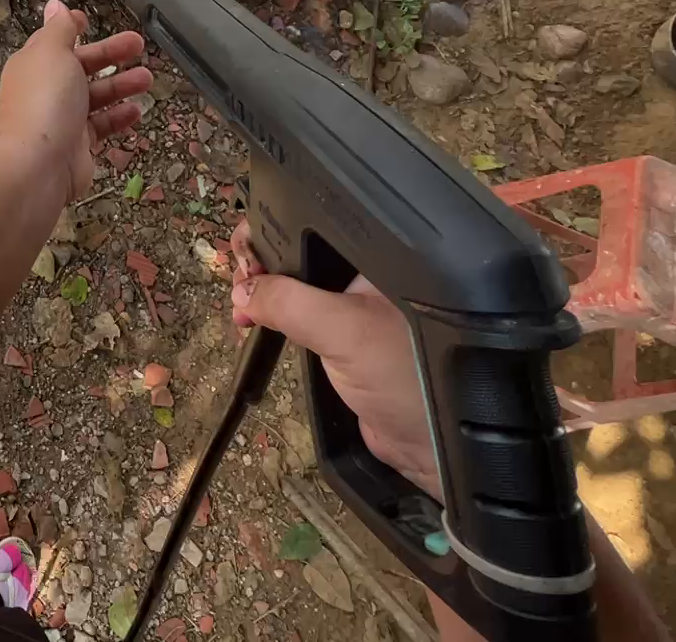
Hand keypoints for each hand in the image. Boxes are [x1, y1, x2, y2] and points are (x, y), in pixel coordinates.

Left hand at [0, 0, 151, 202]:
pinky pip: (101, 126)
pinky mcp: (76, 146)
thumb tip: (55, 4)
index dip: (72, 30)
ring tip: (148, 78)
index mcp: (34, 64)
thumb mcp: (52, 52)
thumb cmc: (45, 100)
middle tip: (140, 45)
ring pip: (95, 97)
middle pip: (80, 67)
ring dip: (120, 85)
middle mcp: (45, 90)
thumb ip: (59, 29)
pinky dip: (118, 117)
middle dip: (110, 54)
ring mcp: (61, 119)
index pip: (55, 41)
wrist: (37, 164)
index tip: (91, 20)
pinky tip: (137, 111)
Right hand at [229, 221, 440, 498]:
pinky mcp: (341, 334)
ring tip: (241, 314)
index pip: (310, 227)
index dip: (270, 234)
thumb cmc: (405, 377)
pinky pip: (296, 313)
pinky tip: (254, 326)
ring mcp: (351, 304)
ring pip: (292, 284)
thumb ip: (288, 301)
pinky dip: (272, 317)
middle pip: (294, 253)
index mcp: (375, 257)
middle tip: (240, 293)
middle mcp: (362, 274)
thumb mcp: (342, 329)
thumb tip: (241, 291)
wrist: (435, 450)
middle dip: (258, 268)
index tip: (245, 262)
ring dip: (260, 295)